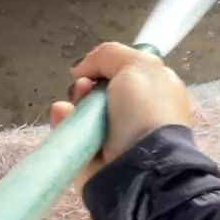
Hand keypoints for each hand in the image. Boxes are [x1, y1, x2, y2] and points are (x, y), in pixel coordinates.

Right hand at [51, 42, 191, 181]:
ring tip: (75, 105)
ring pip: (81, 110)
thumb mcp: (138, 65)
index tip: (99, 69)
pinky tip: (64, 116)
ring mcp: (112, 136)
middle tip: (86, 88)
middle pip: (98, 90)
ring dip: (74, 101)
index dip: (108, 67)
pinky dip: (64, 121)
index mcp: (155, 91)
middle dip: (87, 84)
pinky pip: (70, 132)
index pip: (125, 73)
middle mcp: (134, 113)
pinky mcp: (90, 155)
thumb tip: (82, 70)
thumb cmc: (146, 110)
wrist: (141, 165)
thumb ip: (110, 55)